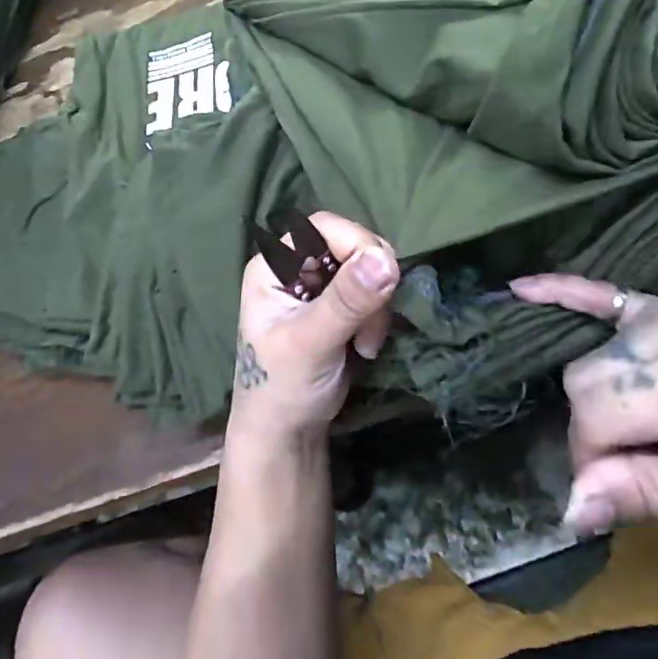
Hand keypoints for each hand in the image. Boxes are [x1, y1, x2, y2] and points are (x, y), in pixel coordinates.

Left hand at [230, 212, 399, 443]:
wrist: (286, 431)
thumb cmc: (282, 385)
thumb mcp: (312, 342)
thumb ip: (346, 301)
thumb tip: (385, 258)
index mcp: (272, 266)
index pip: (321, 228)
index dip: (356, 243)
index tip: (383, 276)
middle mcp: (293, 268)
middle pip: (350, 244)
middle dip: (370, 282)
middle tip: (370, 324)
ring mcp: (316, 287)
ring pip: (367, 269)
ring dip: (377, 304)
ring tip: (364, 344)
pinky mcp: (337, 307)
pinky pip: (371, 292)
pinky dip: (378, 316)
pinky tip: (365, 346)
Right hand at [512, 273, 657, 554]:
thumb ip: (647, 493)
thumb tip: (567, 507)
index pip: (594, 415)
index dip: (593, 461)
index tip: (616, 496)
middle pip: (584, 382)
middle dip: (594, 432)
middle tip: (641, 469)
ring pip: (588, 358)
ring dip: (596, 399)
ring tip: (641, 432)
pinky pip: (601, 293)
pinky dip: (560, 292)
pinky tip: (519, 288)